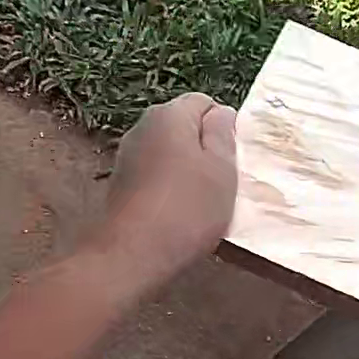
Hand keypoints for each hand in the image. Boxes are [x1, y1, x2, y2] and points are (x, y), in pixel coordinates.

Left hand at [82, 93, 237, 282]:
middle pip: (185, 126)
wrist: (133, 254)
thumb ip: (223, 134)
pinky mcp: (122, 183)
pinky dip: (172, 184)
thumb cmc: (188, 209)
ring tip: (207, 199)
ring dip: (190, 168)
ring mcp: (128, 155)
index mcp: (169, 116)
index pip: (204, 103)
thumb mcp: (222, 170)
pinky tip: (183, 211)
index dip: (225, 125)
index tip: (237, 156)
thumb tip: (221, 113)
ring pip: (171, 151)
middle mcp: (143, 127)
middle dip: (207, 146)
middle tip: (227, 179)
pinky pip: (157, 172)